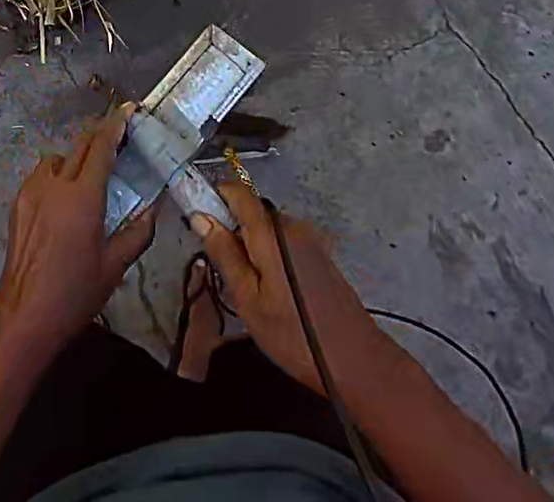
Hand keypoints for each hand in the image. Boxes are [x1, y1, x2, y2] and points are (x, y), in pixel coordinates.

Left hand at [0, 103, 157, 360]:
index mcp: (83, 197)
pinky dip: (57, 176)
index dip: (116, 125)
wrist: (24, 316)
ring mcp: (31, 193)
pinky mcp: (18, 204)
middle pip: (79, 145)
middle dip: (100, 135)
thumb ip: (138, 232)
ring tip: (88, 180)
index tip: (128, 111)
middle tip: (119, 137)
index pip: (101, 147)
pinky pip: (41, 177)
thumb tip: (153, 209)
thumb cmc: (74, 293)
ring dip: (76, 159)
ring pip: (57, 159)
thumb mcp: (115, 266)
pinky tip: (64, 201)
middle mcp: (55, 186)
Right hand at [190, 182, 385, 394]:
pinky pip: (283, 242)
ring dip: (250, 246)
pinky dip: (268, 255)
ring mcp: (309, 239)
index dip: (214, 196)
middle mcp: (292, 225)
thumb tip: (200, 216)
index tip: (197, 219)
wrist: (356, 362)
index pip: (238, 191)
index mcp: (272, 231)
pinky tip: (271, 291)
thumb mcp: (247, 298)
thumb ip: (224, 252)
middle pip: (251, 211)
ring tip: (246, 288)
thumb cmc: (293, 334)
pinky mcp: (319, 254)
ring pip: (266, 229)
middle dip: (231, 229)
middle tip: (220, 269)